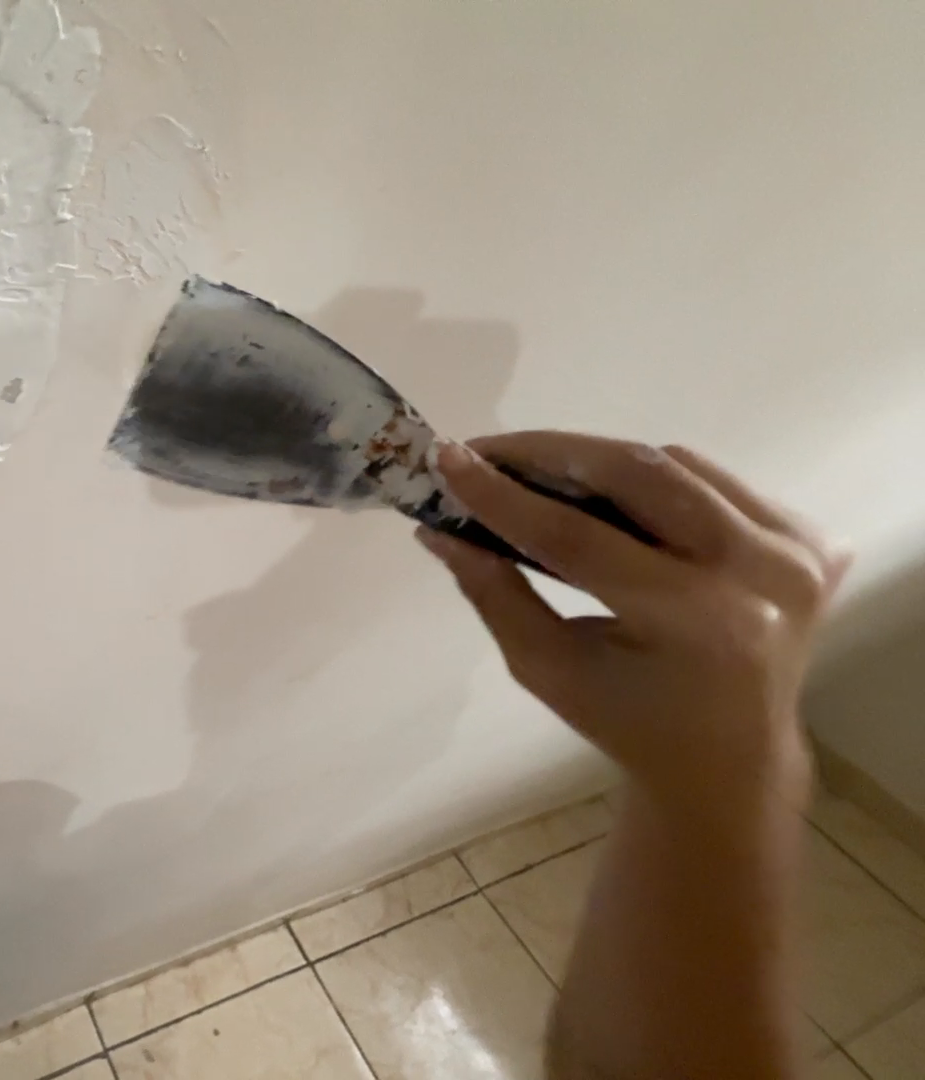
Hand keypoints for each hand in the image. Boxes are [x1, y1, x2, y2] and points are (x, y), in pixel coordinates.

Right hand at [419, 432, 850, 824]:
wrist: (728, 753)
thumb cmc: (621, 717)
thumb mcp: (540, 663)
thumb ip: (491, 589)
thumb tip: (437, 530)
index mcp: (695, 620)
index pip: (576, 536)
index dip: (501, 496)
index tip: (446, 459)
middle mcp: (761, 573)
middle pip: (639, 474)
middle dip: (546, 453)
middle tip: (482, 452)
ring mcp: (797, 549)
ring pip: (674, 464)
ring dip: (589, 458)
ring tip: (526, 469)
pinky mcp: (810, 537)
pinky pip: (708, 478)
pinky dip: (640, 475)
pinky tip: (596, 493)